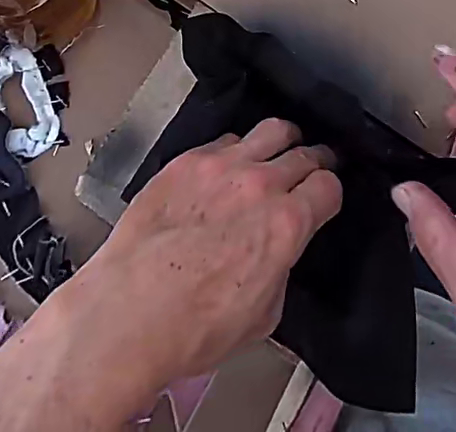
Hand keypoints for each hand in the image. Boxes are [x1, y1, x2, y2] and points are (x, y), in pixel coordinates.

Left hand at [0, 119, 340, 431]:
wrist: (124, 314)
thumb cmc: (192, 327)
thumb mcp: (263, 315)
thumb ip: (282, 268)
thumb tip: (279, 252)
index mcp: (287, 223)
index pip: (330, 185)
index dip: (331, 193)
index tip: (324, 198)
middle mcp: (262, 184)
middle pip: (307, 152)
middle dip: (316, 160)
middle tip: (313, 166)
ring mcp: (224, 166)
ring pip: (273, 128)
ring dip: (284, 140)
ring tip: (279, 149)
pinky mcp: (189, 161)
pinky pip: (226, 139)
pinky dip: (236, 149)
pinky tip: (228, 166)